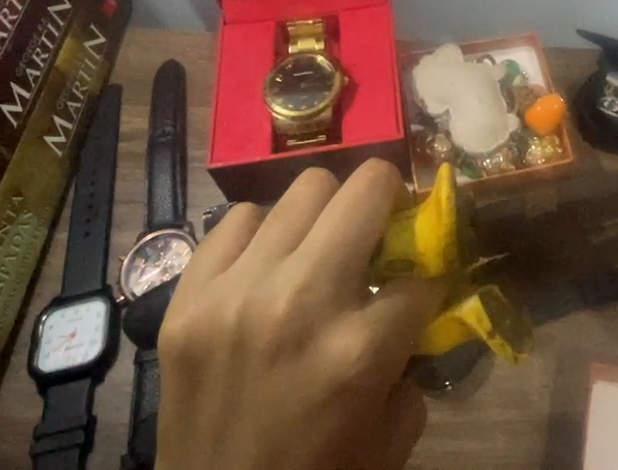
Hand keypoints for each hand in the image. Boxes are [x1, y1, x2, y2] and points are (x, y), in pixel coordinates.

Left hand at [157, 161, 443, 469]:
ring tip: (322, 246)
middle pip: (367, 187)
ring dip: (329, 214)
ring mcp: (237, 293)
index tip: (421, 282)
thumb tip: (418, 290)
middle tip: (382, 228)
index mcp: (358, 350)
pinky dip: (264, 233)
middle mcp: (300, 302)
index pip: (422, 273)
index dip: (428, 278)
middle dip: (389, 202)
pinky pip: (238, 219)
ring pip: (306, 187)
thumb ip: (412, 352)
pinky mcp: (189, 297)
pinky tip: (269, 265)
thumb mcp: (392, 430)